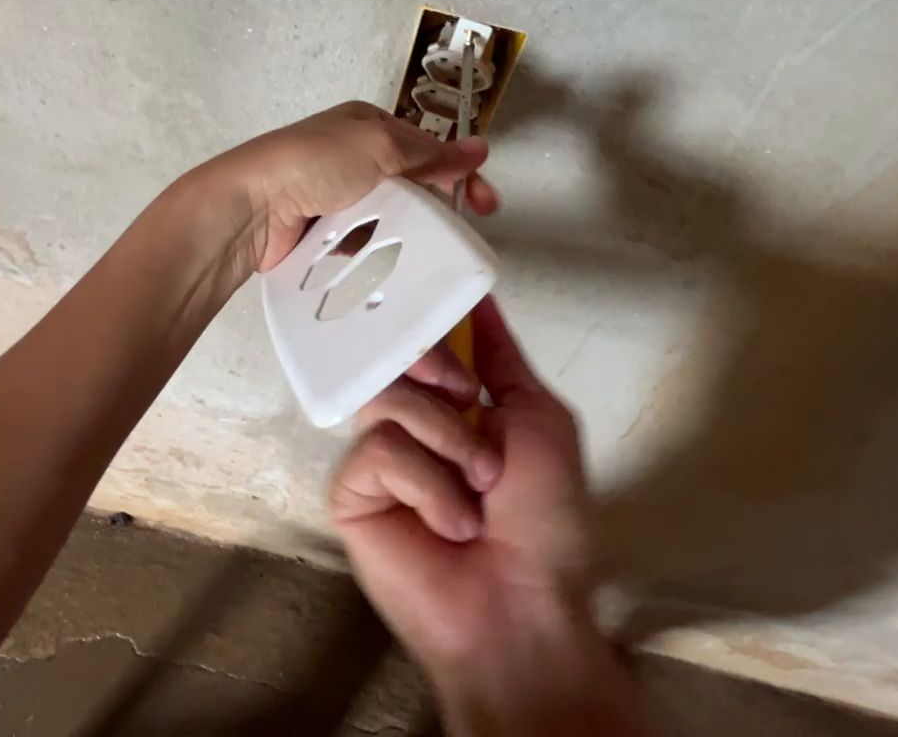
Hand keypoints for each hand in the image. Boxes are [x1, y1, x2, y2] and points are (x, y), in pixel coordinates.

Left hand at [197, 101, 499, 271]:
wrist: (250, 208)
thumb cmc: (313, 164)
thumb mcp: (378, 145)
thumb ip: (430, 153)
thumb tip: (479, 148)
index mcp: (368, 128)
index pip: (428, 150)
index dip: (459, 174)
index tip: (485, 206)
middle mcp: (354, 161)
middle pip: (412, 189)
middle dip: (438, 214)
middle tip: (461, 243)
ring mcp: (338, 200)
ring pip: (390, 221)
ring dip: (409, 239)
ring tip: (430, 264)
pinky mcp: (325, 235)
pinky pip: (365, 246)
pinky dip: (380, 257)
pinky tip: (394, 273)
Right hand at [330, 299, 643, 734]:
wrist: (522, 602)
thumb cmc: (545, 517)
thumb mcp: (540, 419)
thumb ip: (502, 356)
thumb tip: (480, 295)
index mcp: (454, 404)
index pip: (421, 343)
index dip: (433, 332)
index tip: (463, 347)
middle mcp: (412, 424)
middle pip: (395, 360)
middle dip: (435, 372)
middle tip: (468, 401)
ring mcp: (379, 458)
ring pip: (386, 401)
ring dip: (446, 441)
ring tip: (479, 489)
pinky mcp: (351, 492)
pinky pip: (375, 452)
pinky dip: (424, 483)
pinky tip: (450, 524)